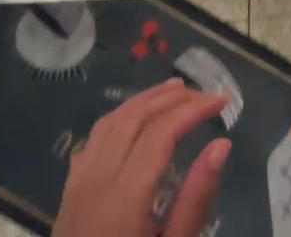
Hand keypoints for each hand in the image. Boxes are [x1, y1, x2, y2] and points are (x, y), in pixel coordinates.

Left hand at [53, 79, 231, 236]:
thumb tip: (221, 145)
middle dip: (173, 98)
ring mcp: (76, 188)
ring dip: (144, 100)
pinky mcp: (67, 197)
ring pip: (109, 123)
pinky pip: (92, 141)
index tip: (224, 101)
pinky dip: (119, 118)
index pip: (160, 132)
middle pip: (133, 119)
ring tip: (175, 90)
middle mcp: (95, 184)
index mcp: (122, 200)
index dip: (194, 109)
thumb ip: (195, 200)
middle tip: (207, 95)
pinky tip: (134, 121)